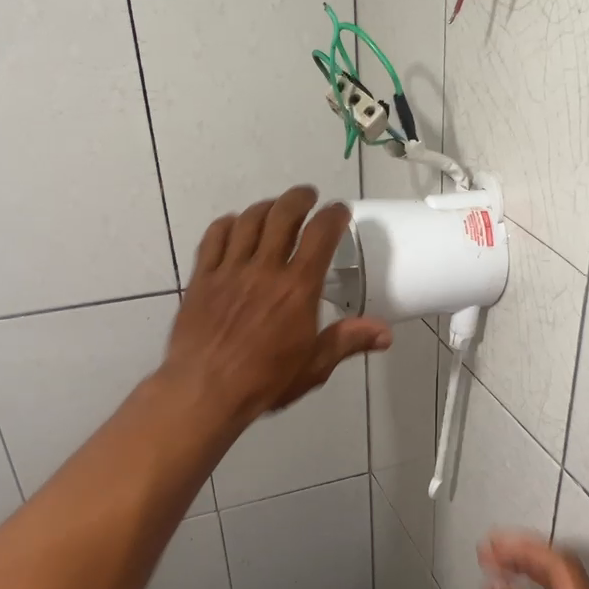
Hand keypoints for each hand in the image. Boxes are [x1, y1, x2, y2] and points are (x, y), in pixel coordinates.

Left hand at [161, 186, 391, 424]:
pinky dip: (227, 224)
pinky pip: (214, 237)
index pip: (321, 235)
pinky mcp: (202, 278)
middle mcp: (264, 269)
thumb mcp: (315, 366)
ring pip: (248, 220)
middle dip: (299, 198)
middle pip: (283, 215)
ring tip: (274, 208)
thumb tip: (386, 333)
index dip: (333, 215)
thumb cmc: (265, 381)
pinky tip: (233, 225)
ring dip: (265, 207)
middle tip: (307, 197)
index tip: (339, 211)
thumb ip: (348, 341)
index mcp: (298, 288)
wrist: (205, 391)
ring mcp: (229, 270)